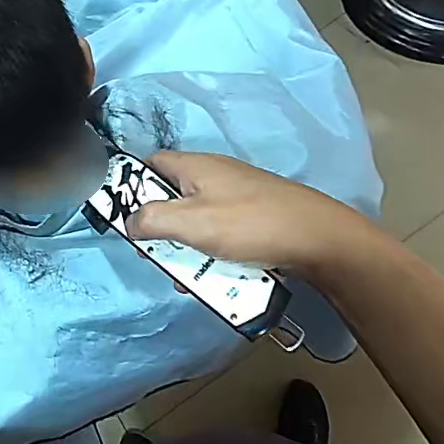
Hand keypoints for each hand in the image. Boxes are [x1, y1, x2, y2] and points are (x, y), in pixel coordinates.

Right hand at [127, 152, 386, 276]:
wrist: (316, 237)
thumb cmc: (249, 224)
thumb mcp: (192, 223)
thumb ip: (153, 219)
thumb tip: (130, 220)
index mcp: (195, 166)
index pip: (152, 164)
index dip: (133, 186)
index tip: (127, 216)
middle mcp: (215, 174)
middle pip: (173, 197)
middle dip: (162, 230)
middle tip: (157, 256)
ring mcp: (237, 195)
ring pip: (197, 221)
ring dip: (188, 249)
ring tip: (187, 278)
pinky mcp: (254, 216)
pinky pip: (222, 233)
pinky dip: (213, 253)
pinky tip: (216, 277)